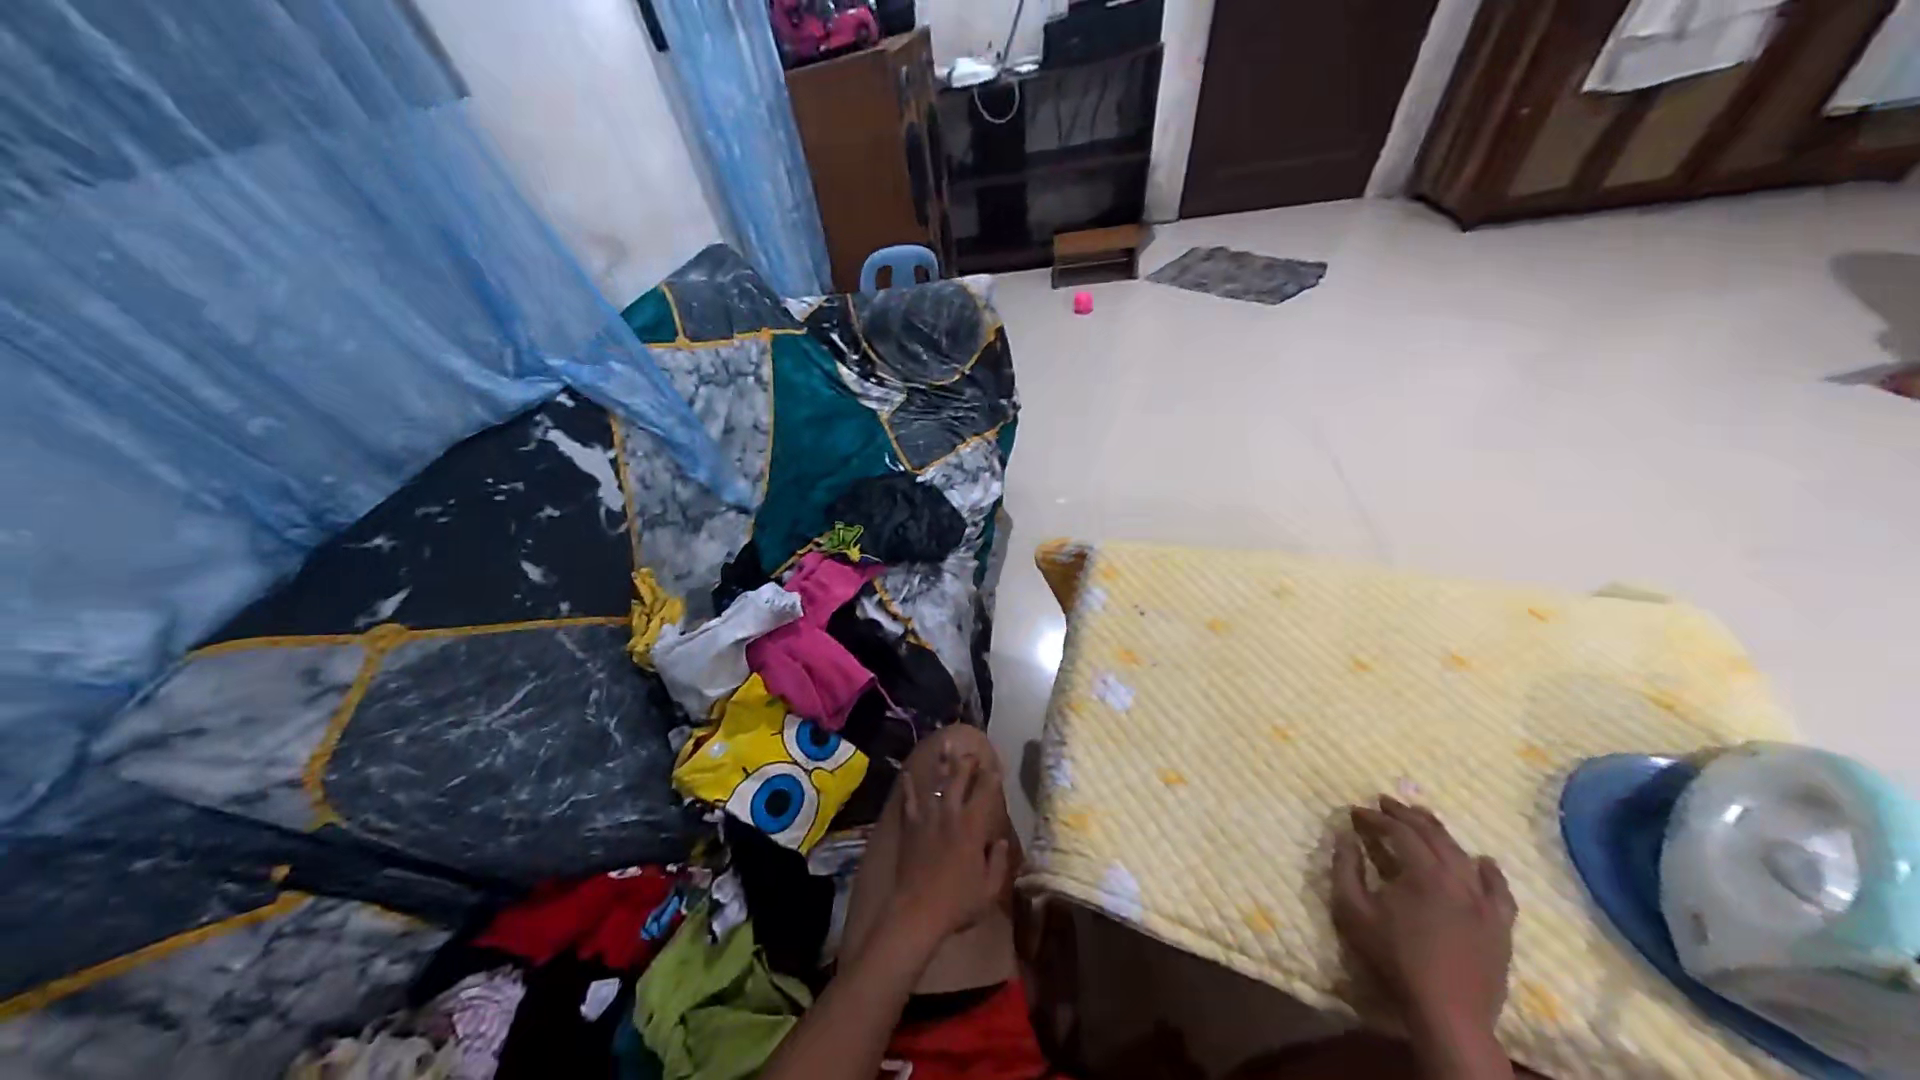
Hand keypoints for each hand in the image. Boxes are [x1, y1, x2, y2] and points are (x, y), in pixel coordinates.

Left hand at [892, 742, 1011, 941]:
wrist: (917, 911)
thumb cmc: (958, 902)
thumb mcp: (989, 888)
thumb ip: (999, 862)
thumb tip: (1001, 842)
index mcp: (973, 826)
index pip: (986, 792)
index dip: (992, 776)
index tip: (996, 766)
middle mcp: (951, 814)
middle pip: (959, 779)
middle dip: (967, 762)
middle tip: (972, 753)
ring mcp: (928, 817)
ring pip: (936, 783)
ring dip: (942, 764)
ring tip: (945, 746)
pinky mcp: (910, 826)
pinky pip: (909, 800)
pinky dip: (908, 786)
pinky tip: (906, 773)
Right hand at [1332, 797, 1516, 1043]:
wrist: (1448, 1012)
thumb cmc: (1394, 958)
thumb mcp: (1352, 911)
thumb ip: (1345, 869)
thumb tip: (1345, 838)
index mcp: (1423, 873)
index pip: (1399, 831)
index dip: (1375, 818)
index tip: (1355, 812)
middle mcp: (1458, 878)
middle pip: (1433, 834)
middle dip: (1405, 814)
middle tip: (1384, 802)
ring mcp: (1484, 902)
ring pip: (1463, 854)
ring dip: (1439, 832)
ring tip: (1422, 818)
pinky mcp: (1500, 925)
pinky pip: (1499, 889)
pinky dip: (1489, 870)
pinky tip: (1482, 860)